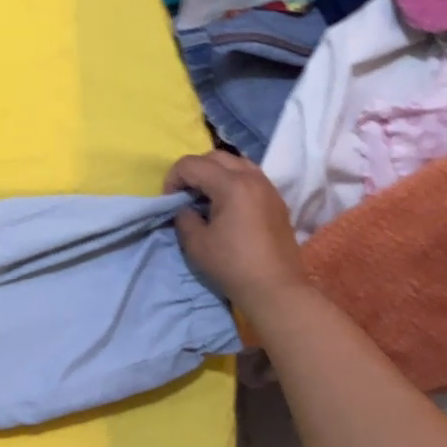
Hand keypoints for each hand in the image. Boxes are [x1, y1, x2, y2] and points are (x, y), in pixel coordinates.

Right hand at [164, 151, 307, 312]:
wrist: (276, 290)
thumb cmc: (232, 265)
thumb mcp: (196, 243)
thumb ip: (184, 217)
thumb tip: (185, 208)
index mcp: (231, 185)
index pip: (192, 164)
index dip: (173, 178)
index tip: (170, 200)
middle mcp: (252, 178)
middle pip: (215, 156)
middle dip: (194, 170)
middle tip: (185, 194)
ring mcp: (268, 187)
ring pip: (236, 162)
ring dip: (216, 172)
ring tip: (207, 195)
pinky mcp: (277, 200)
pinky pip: (251, 176)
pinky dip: (234, 180)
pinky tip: (228, 203)